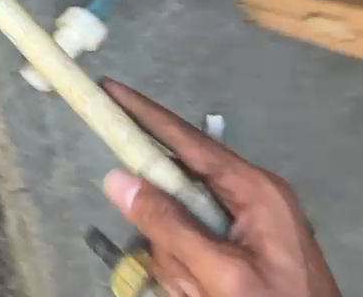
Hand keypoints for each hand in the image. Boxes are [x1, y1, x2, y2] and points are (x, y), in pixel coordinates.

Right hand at [100, 79, 340, 296]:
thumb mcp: (224, 276)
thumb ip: (169, 226)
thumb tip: (116, 178)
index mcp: (255, 189)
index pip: (185, 137)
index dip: (142, 111)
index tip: (106, 86)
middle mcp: (251, 194)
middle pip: (175, 185)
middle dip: (167, 231)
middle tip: (187, 277)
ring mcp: (246, 221)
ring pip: (176, 218)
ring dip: (178, 260)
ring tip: (201, 293)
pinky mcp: (241, 244)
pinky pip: (190, 240)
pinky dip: (188, 268)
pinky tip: (203, 293)